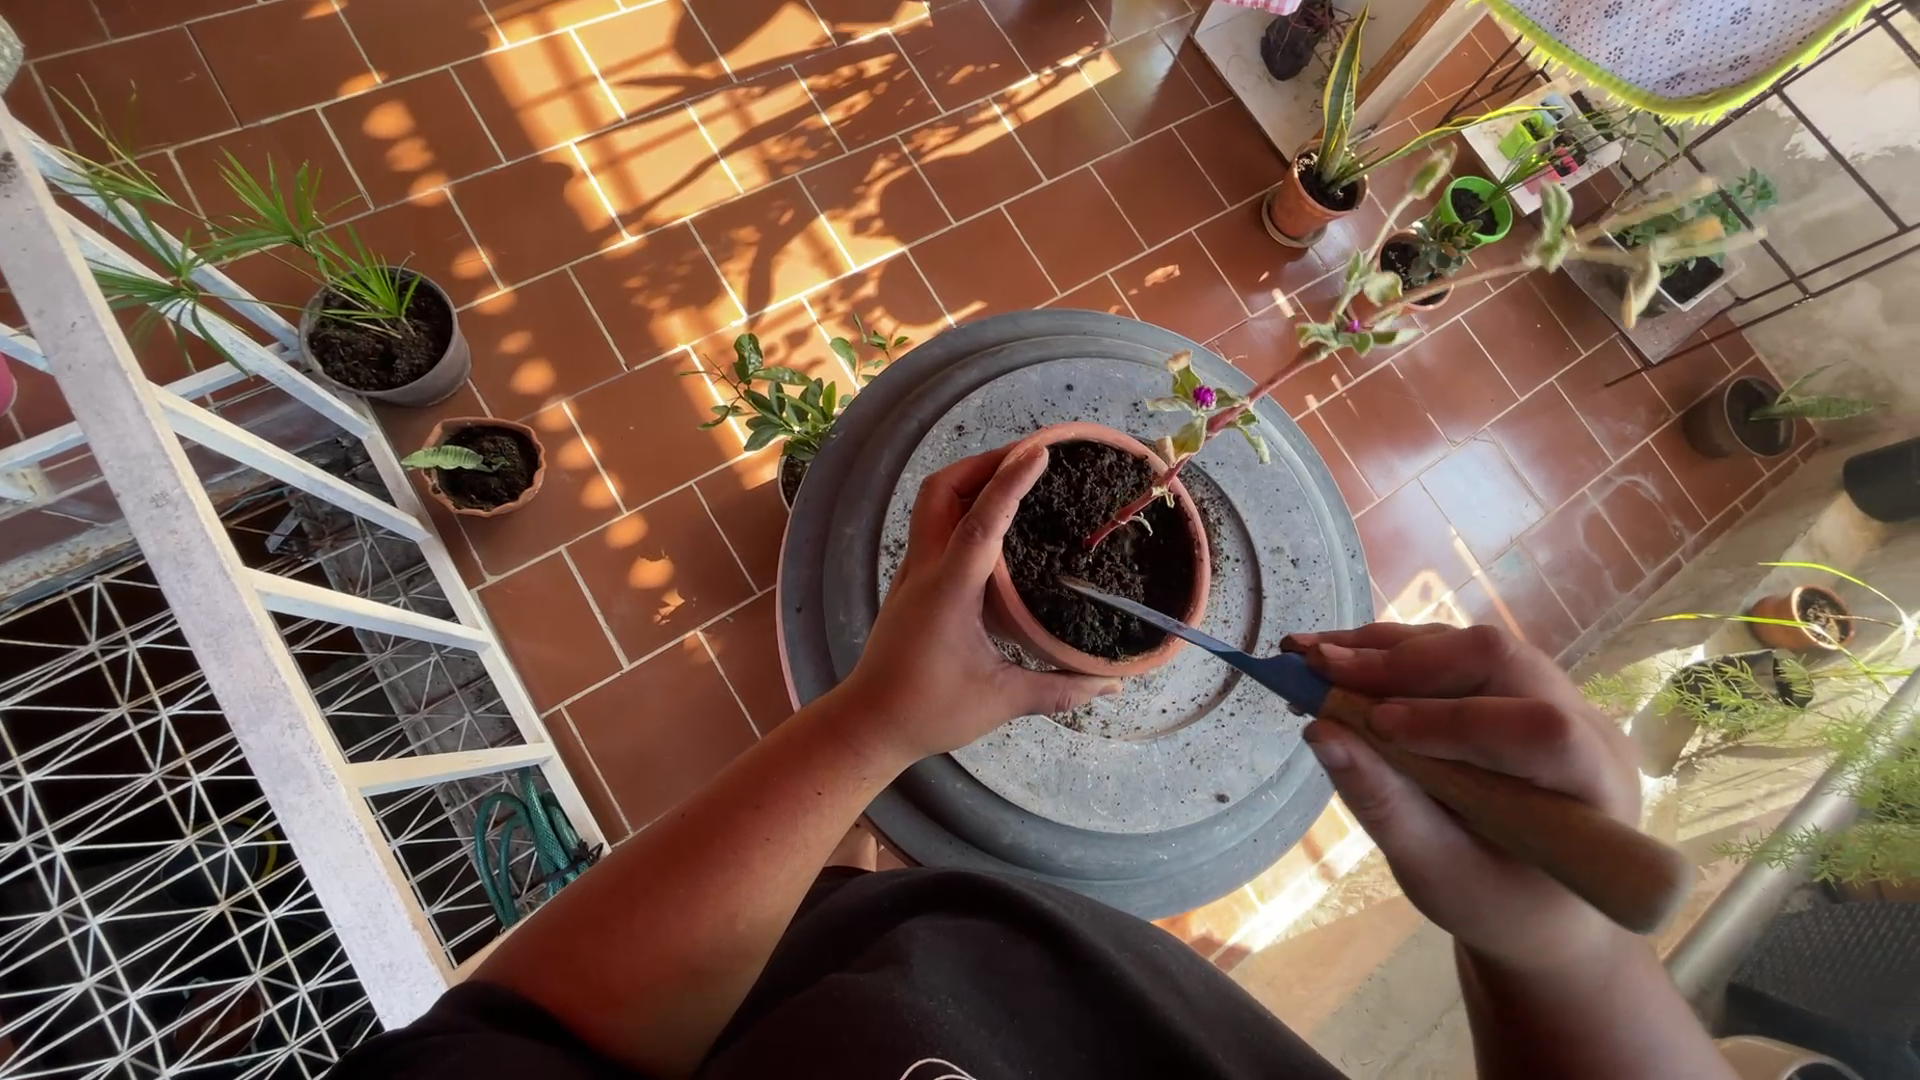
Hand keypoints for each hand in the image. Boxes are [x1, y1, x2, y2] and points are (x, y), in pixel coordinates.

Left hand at [834, 446, 1121, 763]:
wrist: (868, 722)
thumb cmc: (928, 710)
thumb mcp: (1000, 700)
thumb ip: (1059, 689)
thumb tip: (1113, 688)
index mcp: (948, 591)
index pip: (980, 524)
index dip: (1010, 483)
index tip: (1039, 451)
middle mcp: (925, 569)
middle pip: (940, 491)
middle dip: (982, 463)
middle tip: (1028, 456)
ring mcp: (912, 572)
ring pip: (931, 503)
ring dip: (969, 479)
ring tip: (1015, 476)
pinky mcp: (911, 582)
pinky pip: (933, 525)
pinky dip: (962, 506)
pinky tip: (993, 521)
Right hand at [1287, 623, 1640, 973]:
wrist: (1537, 901)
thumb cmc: (1499, 901)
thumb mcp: (1439, 873)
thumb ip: (1385, 806)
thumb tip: (1320, 734)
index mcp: (1589, 784)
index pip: (1537, 730)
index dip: (1451, 720)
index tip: (1374, 725)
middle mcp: (1576, 720)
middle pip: (1493, 659)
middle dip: (1399, 661)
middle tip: (1318, 667)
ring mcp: (1539, 692)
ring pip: (1457, 643)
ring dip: (1377, 647)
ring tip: (1305, 655)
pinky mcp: (1498, 683)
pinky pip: (1439, 649)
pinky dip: (1377, 651)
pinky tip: (1330, 659)